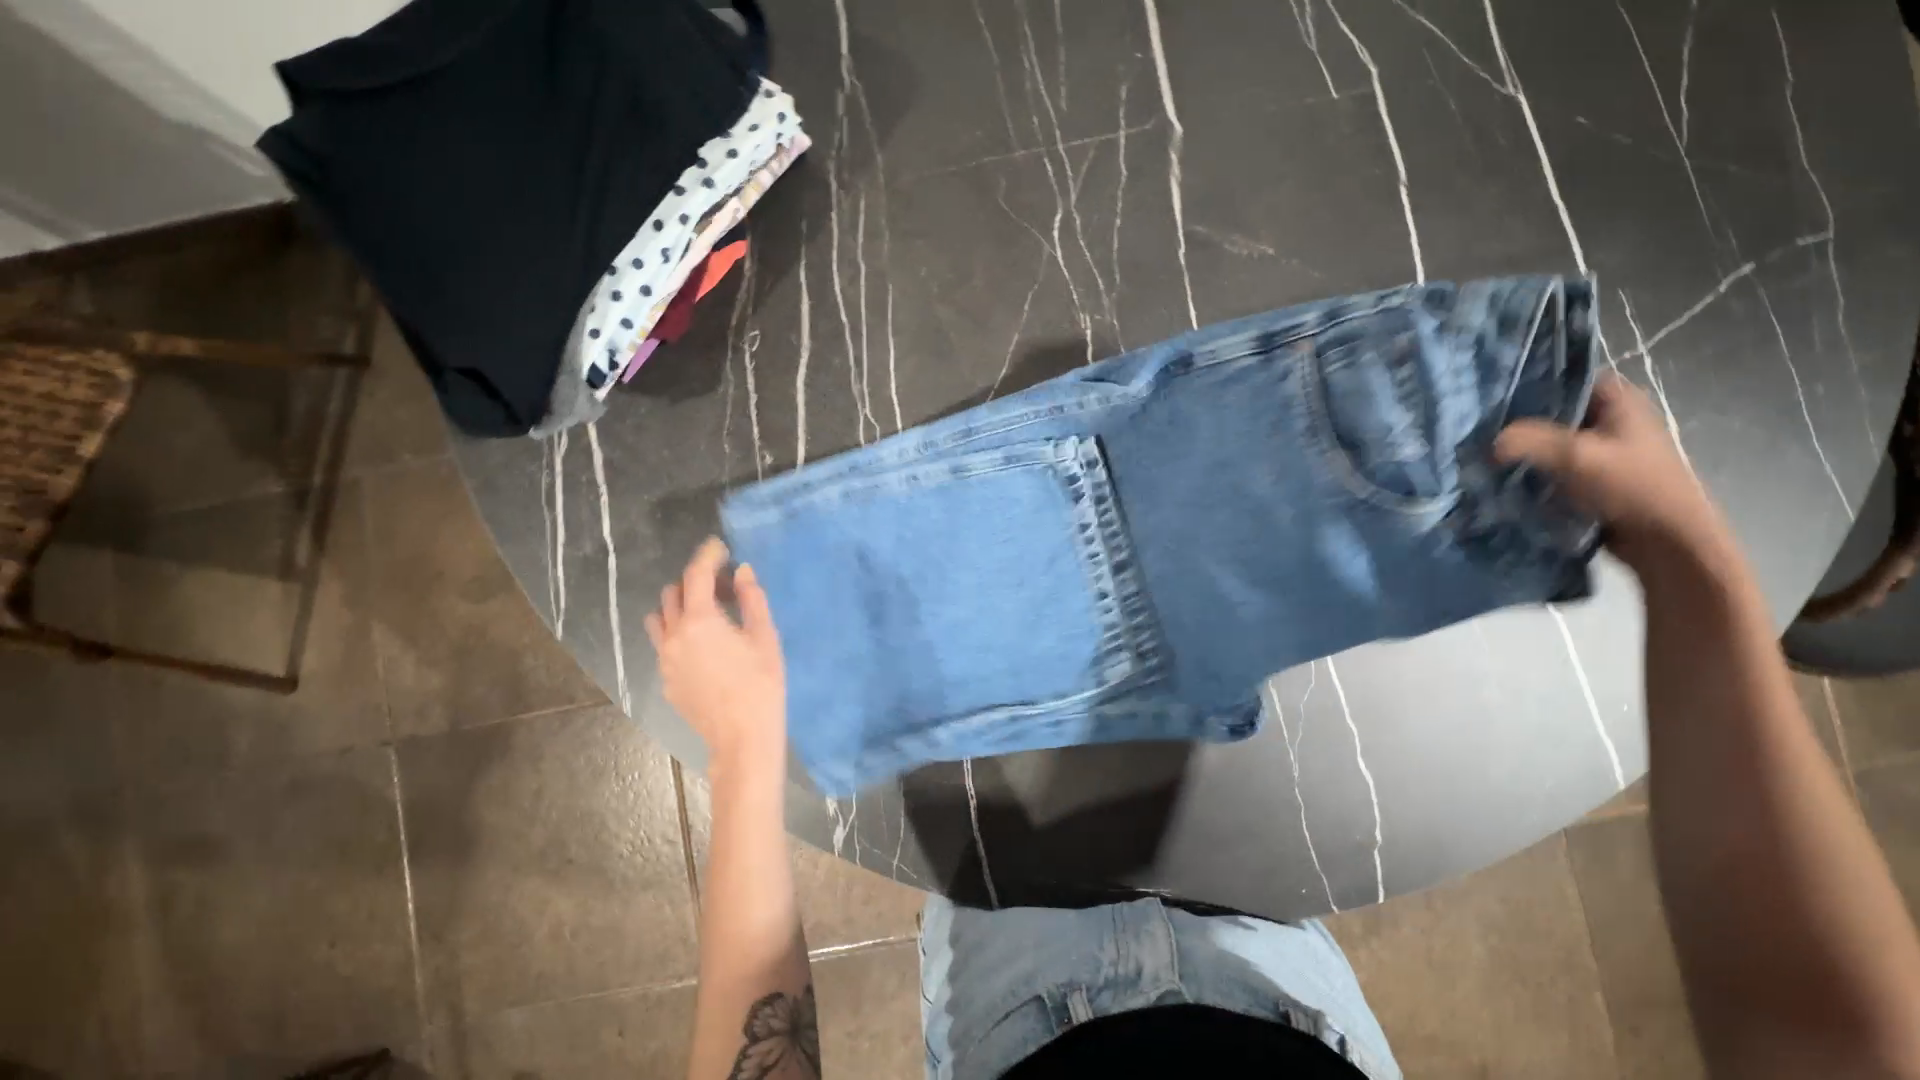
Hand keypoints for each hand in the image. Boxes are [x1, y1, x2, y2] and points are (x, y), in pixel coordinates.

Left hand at [645, 538, 785, 778]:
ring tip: (705, 618)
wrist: (741, 737)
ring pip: (659, 620)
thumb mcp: (764, 638)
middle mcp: (674, 634)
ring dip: (678, 609)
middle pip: (672, 594)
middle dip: (695, 583)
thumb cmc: (761, 684)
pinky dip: (678, 636)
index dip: (708, 556)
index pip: (697, 574)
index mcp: (700, 619)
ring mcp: (665, 659)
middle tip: (722, 590)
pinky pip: (664, 646)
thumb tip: (742, 572)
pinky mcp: (665, 680)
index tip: (718, 547)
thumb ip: (752, 600)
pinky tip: (704, 650)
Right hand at [1496, 373, 1738, 574]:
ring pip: (1550, 443)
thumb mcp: (1577, 456)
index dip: (1530, 385)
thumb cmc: (1632, 487)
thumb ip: (1529, 441)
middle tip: (1481, 431)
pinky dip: (1532, 474)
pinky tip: (1504, 480)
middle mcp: (1611, 420)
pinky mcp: (1592, 480)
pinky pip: (1553, 469)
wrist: (1667, 543)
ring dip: (1523, 453)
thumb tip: (1490, 444)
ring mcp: (1602, 451)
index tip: (1493, 399)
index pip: (1566, 378)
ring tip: (1486, 457)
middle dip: (1519, 423)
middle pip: (1554, 412)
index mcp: (1619, 400)